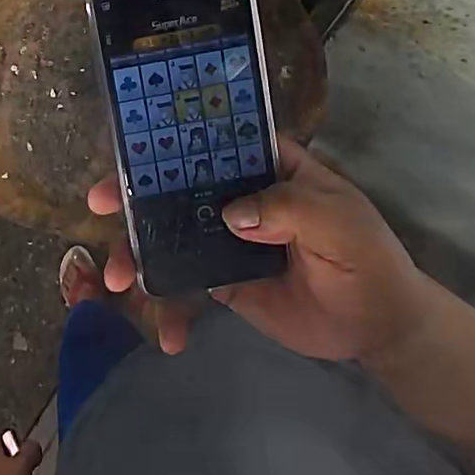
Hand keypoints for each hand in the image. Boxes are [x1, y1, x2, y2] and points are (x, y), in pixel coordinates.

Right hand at [86, 140, 435, 360]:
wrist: (375, 324)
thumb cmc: (365, 255)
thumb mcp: (337, 220)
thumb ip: (287, 208)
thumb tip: (230, 214)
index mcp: (271, 166)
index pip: (219, 141)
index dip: (177, 138)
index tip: (133, 146)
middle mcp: (243, 195)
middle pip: (183, 184)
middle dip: (139, 193)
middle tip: (99, 203)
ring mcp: (230, 238)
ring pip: (175, 233)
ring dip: (140, 250)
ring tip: (117, 279)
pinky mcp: (225, 280)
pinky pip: (188, 284)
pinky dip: (171, 307)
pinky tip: (169, 336)